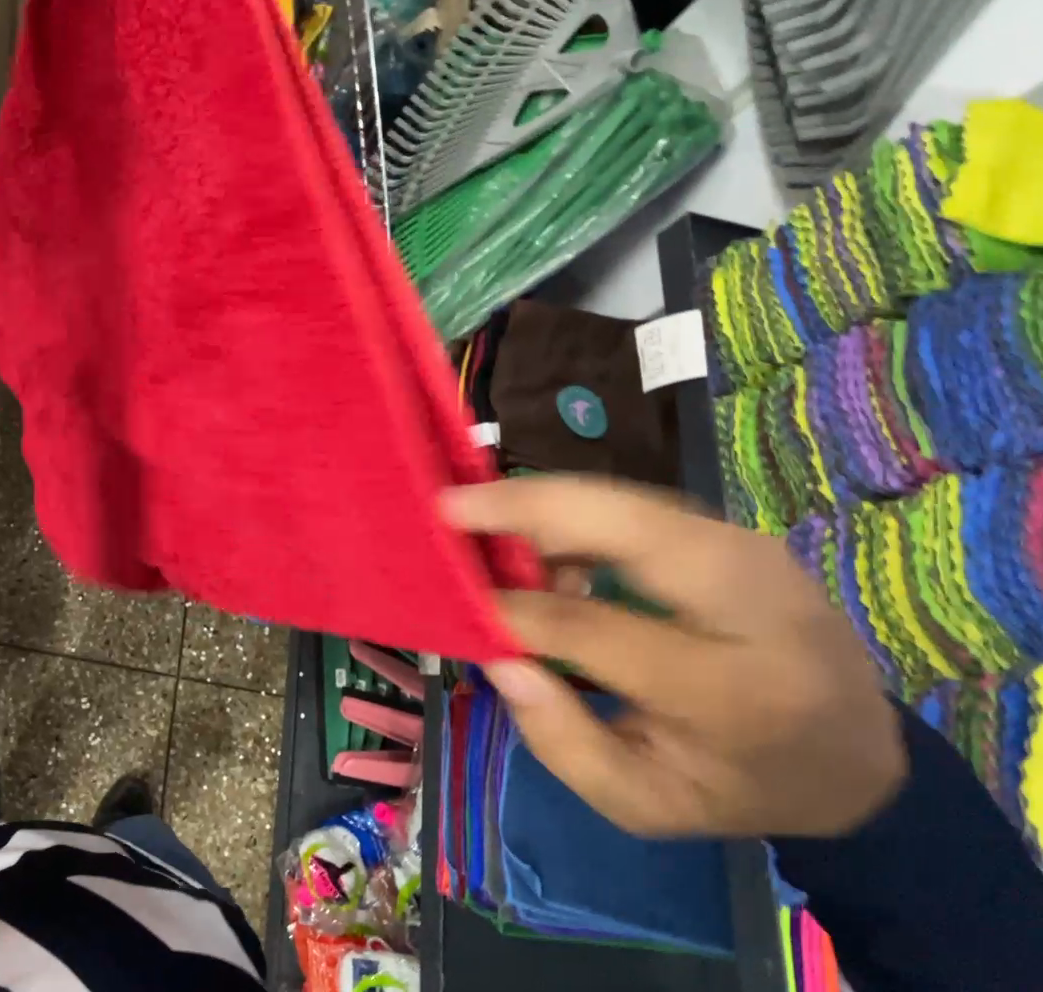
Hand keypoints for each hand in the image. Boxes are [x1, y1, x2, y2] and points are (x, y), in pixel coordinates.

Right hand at [443, 475, 906, 838]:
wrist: (857, 758)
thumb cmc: (736, 787)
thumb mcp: (640, 803)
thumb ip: (560, 740)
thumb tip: (499, 656)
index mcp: (736, 690)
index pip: (598, 629)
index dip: (516, 612)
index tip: (459, 604)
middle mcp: (755, 604)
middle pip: (627, 527)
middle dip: (527, 508)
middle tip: (447, 507)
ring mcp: (753, 556)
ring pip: (627, 501)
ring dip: (545, 506)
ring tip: (485, 532)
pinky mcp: (737, 536)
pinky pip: (636, 506)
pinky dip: (573, 511)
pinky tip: (539, 543)